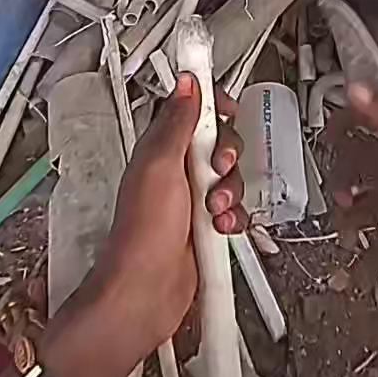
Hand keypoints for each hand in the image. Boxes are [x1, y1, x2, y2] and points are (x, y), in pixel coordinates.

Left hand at [43, 73, 243, 376]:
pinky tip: (221, 226)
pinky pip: (235, 207)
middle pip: (219, 141)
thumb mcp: (161, 167)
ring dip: (230, 190)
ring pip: (230, 175)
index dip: (211, 103)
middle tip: (217, 166)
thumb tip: (186, 83)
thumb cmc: (142, 233)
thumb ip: (177, 123)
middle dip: (227, 153)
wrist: (146, 292)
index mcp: (160, 147)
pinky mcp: (206, 222)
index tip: (226, 107)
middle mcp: (176, 168)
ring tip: (215, 206)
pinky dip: (234, 216)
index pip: (189, 108)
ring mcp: (192, 196)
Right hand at [347, 82, 377, 265]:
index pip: (373, 117)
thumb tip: (360, 93)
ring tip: (344, 218)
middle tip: (337, 185)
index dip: (347, 122)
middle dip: (345, 171)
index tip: (328, 132)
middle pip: (367, 160)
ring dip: (354, 208)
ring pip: (375, 197)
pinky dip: (375, 247)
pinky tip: (365, 257)